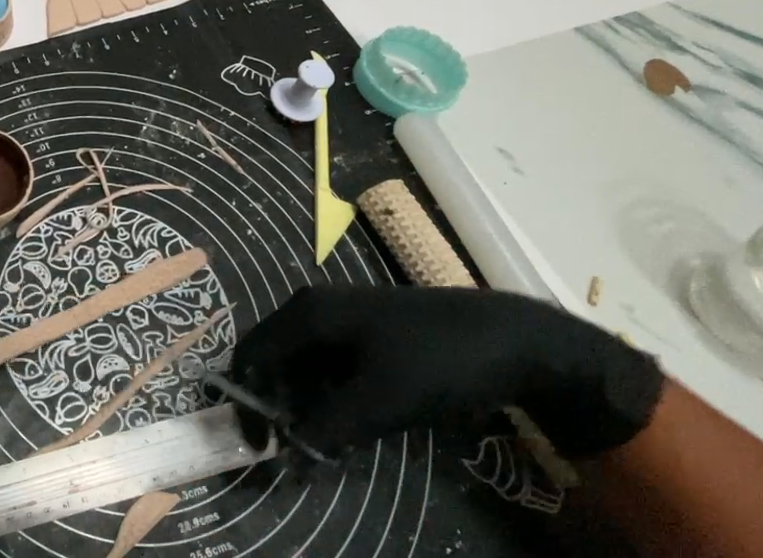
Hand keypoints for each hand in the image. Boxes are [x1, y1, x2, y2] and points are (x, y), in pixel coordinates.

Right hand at [229, 286, 661, 458]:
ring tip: (323, 443)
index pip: (253, 353)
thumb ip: (327, 426)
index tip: (258, 443)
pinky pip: (333, 367)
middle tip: (293, 449)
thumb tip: (287, 453)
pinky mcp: (372, 333)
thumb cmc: (438, 359)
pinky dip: (332, 397)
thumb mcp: (381, 399)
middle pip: (276, 359)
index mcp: (307, 312)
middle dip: (278, 405)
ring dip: (307, 405)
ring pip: (305, 366)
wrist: (516, 337)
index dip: (247, 398)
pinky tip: (351, 425)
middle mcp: (317, 308)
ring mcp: (346, 319)